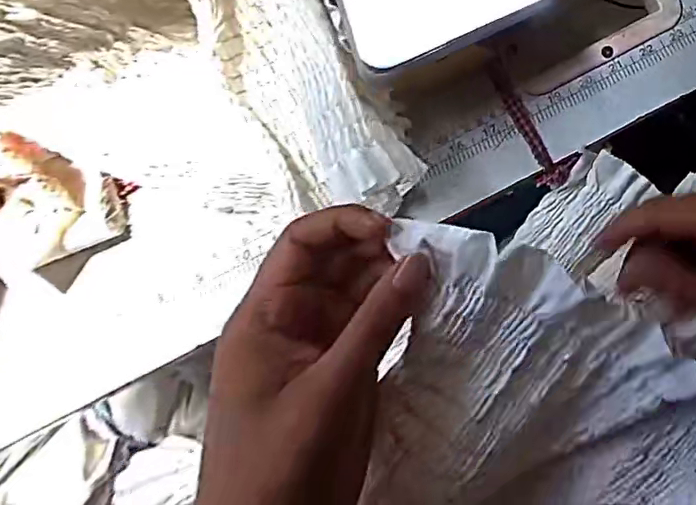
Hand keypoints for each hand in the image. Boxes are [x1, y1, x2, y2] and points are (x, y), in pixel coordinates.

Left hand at [199, 206, 430, 504]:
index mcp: (265, 317)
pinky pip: (374, 318)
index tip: (388, 229)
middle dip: (378, 249)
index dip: (343, 224)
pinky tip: (424, 301)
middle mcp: (291, 320)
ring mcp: (318, 343)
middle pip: (335, 260)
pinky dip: (399, 306)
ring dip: (394, 276)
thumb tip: (417, 262)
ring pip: (359, 287)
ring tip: (429, 274)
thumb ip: (377, 321)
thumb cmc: (274, 472)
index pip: (300, 243)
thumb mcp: (328, 390)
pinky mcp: (343, 365)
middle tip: (420, 252)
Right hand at [595, 171, 695, 366]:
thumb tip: (627, 268)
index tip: (590, 253)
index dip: (621, 232)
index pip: (659, 211)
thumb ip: (675, 279)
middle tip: (623, 285)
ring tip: (651, 287)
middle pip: (677, 215)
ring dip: (675, 253)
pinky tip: (689, 278)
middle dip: (649, 248)